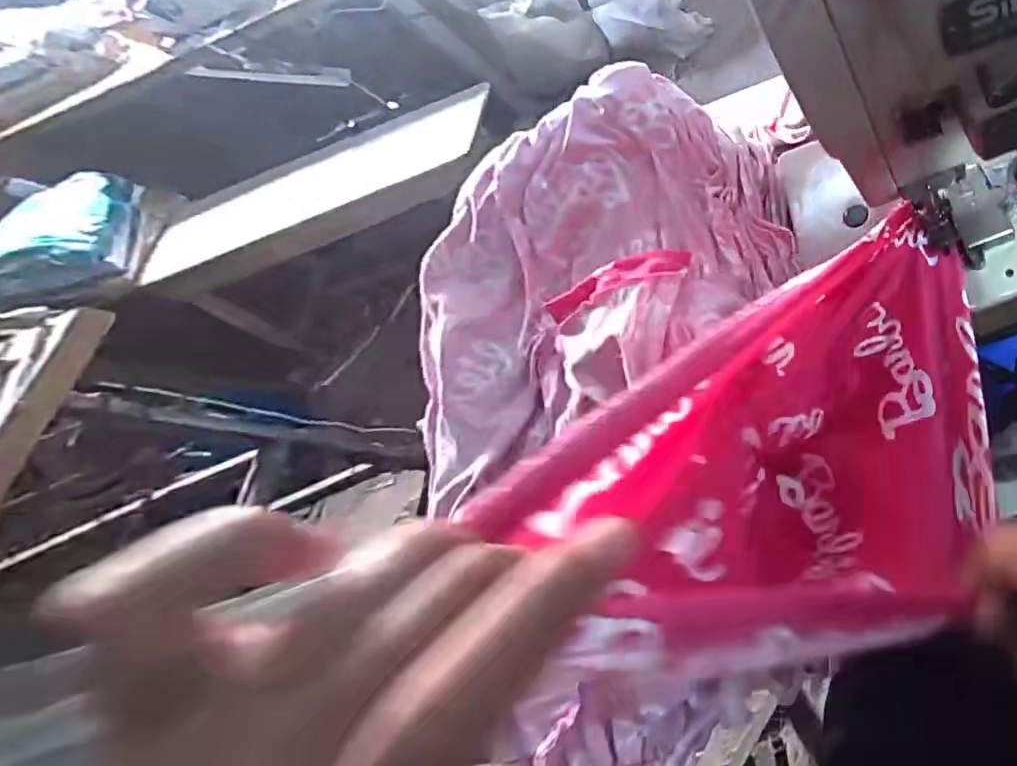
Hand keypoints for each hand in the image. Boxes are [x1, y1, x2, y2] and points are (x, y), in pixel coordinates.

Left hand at [37, 507, 635, 765]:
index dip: (553, 594)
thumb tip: (589, 618)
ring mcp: (188, 721)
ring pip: (355, 575)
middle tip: (542, 570)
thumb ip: (517, 712)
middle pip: (424, 607)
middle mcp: (271, 754)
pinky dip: (241, 543)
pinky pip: (159, 594)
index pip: (461, 684)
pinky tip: (308, 556)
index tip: (617, 536)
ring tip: (452, 577)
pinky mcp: (136, 692)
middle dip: (511, 568)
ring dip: (433, 554)